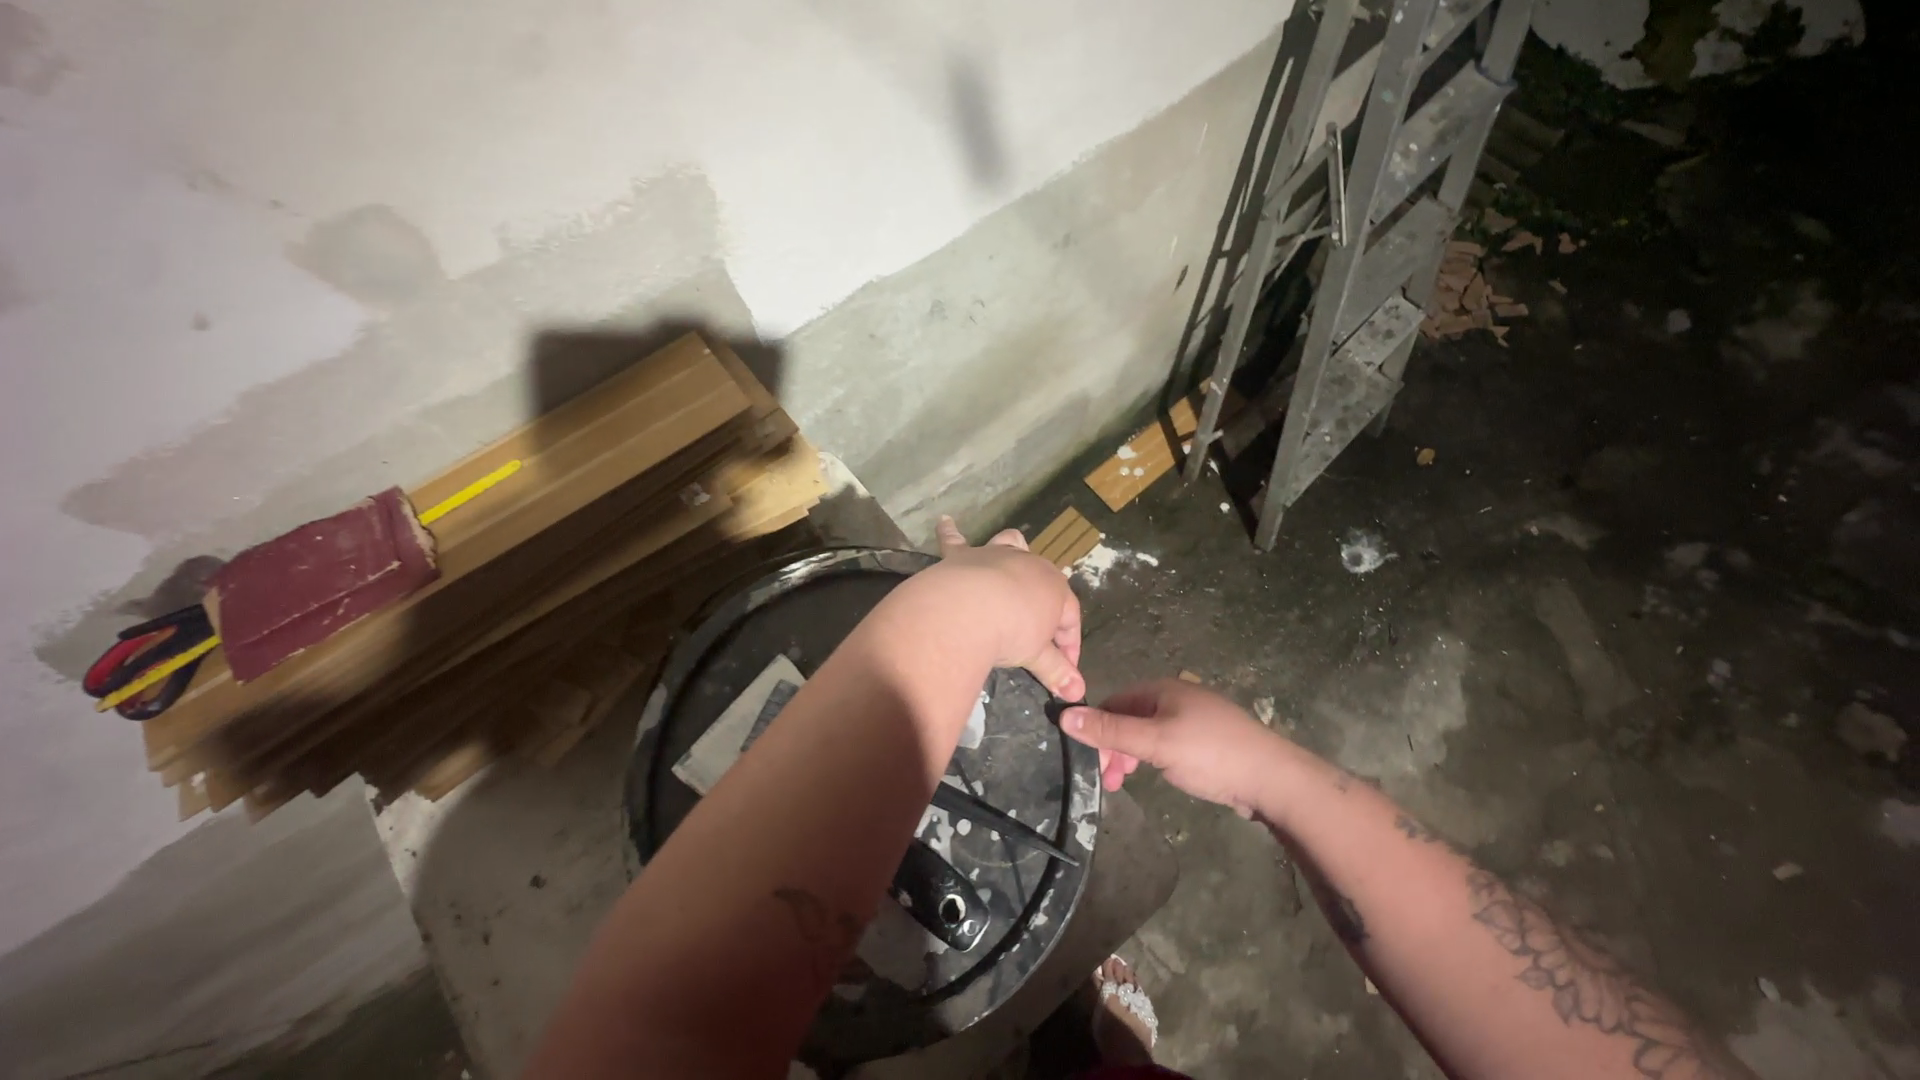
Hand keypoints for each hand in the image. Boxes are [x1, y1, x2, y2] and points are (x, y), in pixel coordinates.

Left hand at [911, 515, 1083, 700]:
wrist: (968, 609)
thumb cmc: (1011, 632)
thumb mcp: (1036, 656)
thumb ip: (1056, 671)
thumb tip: (1079, 693)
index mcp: (1054, 589)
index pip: (1069, 619)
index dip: (1069, 646)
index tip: (1065, 670)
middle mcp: (1029, 564)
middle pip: (1042, 582)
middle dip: (1044, 606)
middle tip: (1038, 636)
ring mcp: (995, 555)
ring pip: (1011, 544)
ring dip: (1013, 549)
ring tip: (1013, 550)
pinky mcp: (962, 556)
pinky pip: (955, 539)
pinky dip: (949, 531)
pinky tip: (943, 521)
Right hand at [1062, 680, 1284, 815]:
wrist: (1273, 779)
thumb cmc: (1210, 754)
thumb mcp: (1154, 743)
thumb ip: (1111, 731)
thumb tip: (1065, 715)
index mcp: (1163, 689)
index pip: (1114, 701)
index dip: (1097, 728)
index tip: (1092, 761)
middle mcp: (1178, 697)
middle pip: (1131, 717)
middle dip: (1115, 746)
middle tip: (1110, 780)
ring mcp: (1196, 719)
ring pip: (1150, 732)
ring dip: (1133, 755)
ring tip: (1127, 784)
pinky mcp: (1210, 741)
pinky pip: (1170, 743)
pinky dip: (1156, 758)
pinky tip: (1158, 776)